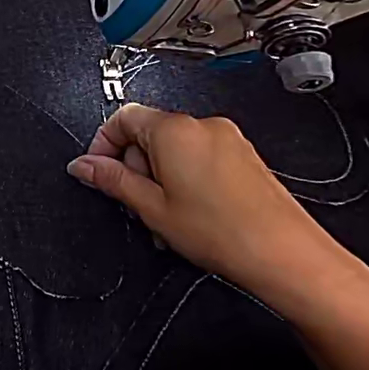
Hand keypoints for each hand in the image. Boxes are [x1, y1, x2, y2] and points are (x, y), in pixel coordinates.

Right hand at [68, 104, 343, 296]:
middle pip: (149, 134)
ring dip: (161, 178)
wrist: (283, 252)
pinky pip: (200, 156)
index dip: (103, 144)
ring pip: (174, 149)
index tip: (98, 170)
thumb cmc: (225, 232)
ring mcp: (225, 138)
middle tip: (139, 204)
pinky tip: (192, 214)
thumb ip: (113, 180)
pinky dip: (186, 178)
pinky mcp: (241, 154)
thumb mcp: (152, 209)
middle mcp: (201, 125)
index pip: (122, 117)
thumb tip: (84, 165)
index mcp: (173, 130)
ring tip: (168, 218)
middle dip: (136, 167)